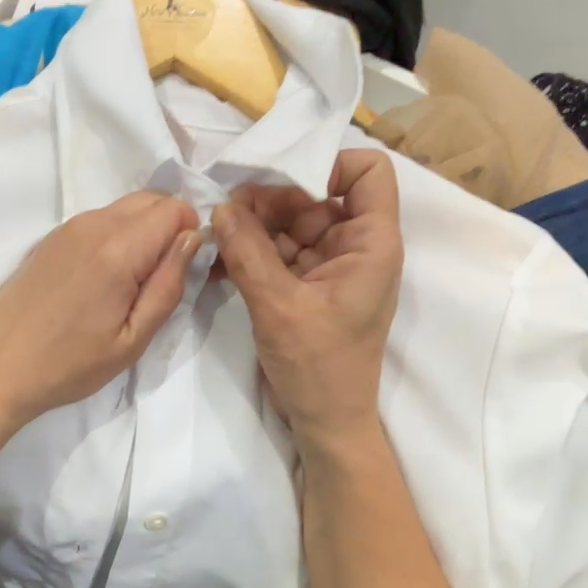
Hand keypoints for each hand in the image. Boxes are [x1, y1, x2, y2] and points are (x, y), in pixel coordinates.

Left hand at [0, 190, 201, 434]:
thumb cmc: (69, 366)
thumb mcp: (132, 341)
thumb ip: (167, 286)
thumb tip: (191, 239)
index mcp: (118, 250)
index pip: (174, 209)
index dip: (189, 234)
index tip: (183, 271)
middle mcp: (92, 225)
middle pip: (150, 200)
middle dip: (168, 228)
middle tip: (161, 279)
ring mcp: (66, 229)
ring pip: (123, 210)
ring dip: (140, 235)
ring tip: (130, 287)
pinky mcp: (50, 240)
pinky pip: (98, 223)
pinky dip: (114, 239)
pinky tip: (102, 284)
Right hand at [210, 150, 402, 447]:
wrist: (325, 423)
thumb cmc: (318, 367)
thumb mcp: (279, 307)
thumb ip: (249, 253)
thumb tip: (221, 208)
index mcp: (371, 244)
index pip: (367, 172)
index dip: (327, 164)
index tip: (278, 181)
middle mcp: (355, 249)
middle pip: (316, 197)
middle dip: (272, 200)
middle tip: (227, 211)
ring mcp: (329, 270)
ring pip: (292, 227)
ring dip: (255, 228)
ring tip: (216, 237)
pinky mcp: (306, 291)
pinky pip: (280, 257)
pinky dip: (253, 255)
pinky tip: (220, 260)